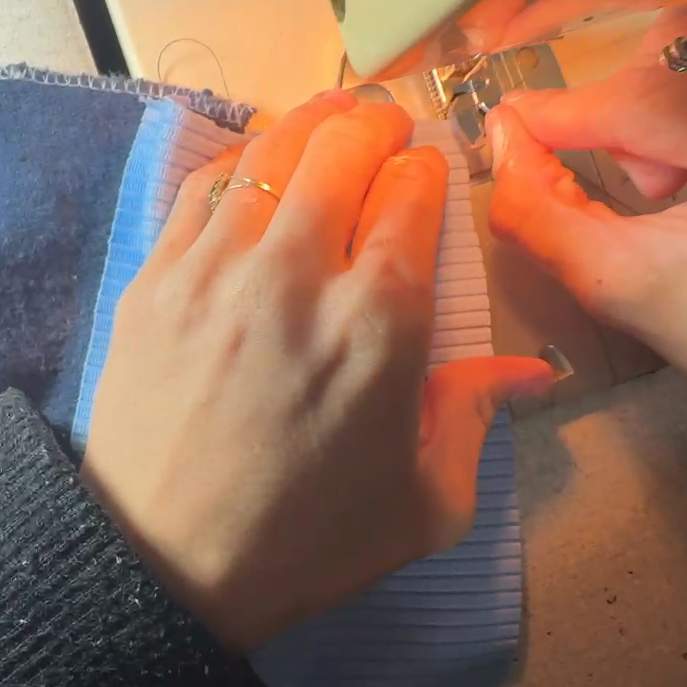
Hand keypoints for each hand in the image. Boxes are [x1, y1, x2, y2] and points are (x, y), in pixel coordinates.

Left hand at [81, 91, 552, 653]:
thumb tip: (531, 371)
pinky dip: (240, 164)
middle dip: (376, 126)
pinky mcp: (155, 280)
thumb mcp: (423, 506)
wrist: (164, 565)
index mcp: (377, 327)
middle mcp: (297, 277)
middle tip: (384, 132)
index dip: (427, 173)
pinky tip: (256, 169)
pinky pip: (203, 188)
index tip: (426, 178)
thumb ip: (476, 420)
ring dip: (310, 123)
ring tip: (329, 120)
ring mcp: (214, 271)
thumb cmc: (304, 543)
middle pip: (343, 149)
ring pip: (270, 153)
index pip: (414, 197)